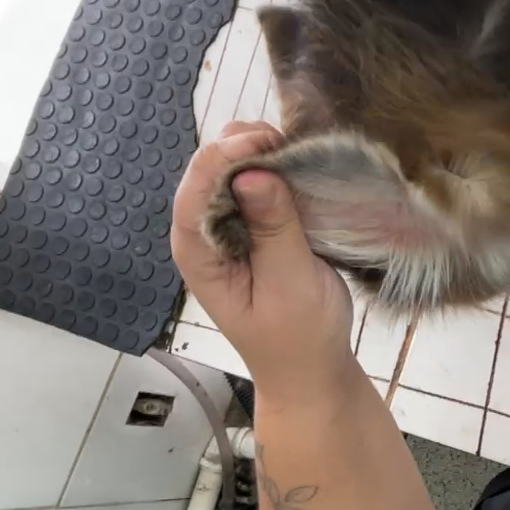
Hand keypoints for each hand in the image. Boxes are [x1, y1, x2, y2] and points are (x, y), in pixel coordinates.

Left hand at [171, 122, 360, 406]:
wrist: (312, 367)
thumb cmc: (298, 336)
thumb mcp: (289, 285)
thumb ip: (273, 229)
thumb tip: (254, 173)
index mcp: (198, 250)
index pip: (197, 183)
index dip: (229, 153)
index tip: (273, 142)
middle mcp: (207, 230)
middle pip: (212, 165)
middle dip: (249, 146)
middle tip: (295, 150)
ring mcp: (232, 226)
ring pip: (238, 168)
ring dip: (268, 155)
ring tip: (304, 158)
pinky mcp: (258, 226)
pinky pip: (263, 183)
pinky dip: (284, 170)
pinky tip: (307, 171)